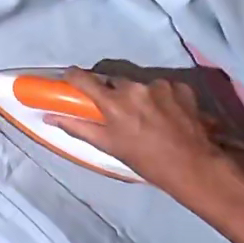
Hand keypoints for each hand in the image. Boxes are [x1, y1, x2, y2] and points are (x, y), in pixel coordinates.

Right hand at [47, 69, 243, 199]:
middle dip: (111, 91)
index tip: (69, 79)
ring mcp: (160, 85)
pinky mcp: (181, 86)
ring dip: (137, 94)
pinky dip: (160, 96)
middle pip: (113, 80)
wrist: (194, 165)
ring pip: (139, 84)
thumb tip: (49, 117)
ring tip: (147, 115)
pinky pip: (161, 87)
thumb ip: (77, 127)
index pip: (83, 78)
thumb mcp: (108, 146)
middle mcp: (135, 87)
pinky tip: (166, 113)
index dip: (73, 77)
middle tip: (116, 110)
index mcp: (113, 102)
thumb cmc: (145, 160)